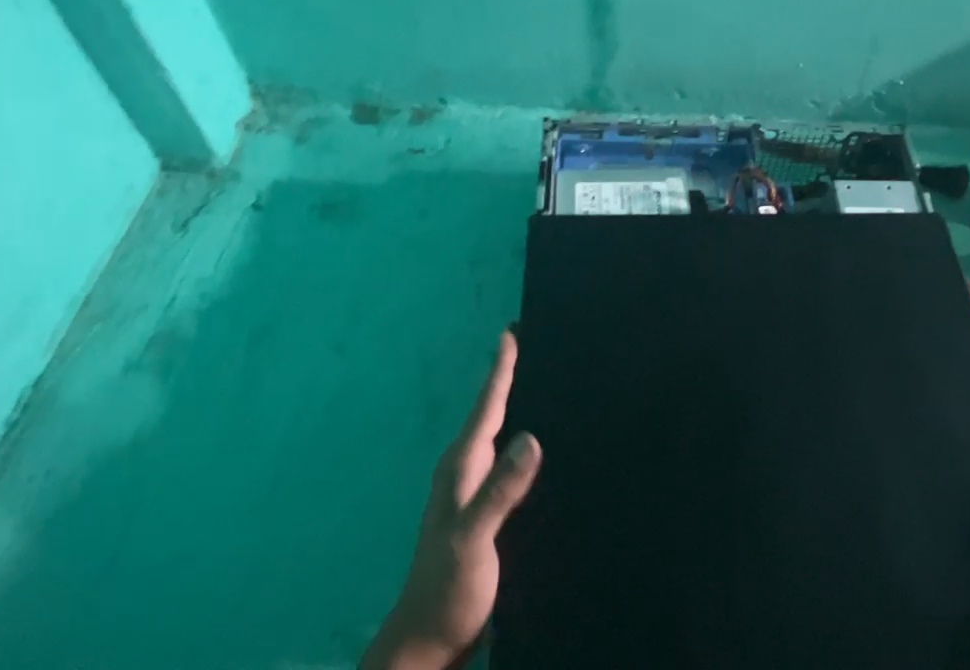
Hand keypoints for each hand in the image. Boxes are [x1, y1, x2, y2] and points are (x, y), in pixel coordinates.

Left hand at [363, 332, 542, 669]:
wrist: (429, 641)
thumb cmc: (447, 587)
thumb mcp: (473, 538)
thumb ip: (499, 492)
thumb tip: (531, 437)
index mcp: (461, 469)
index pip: (485, 408)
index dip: (500, 370)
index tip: (511, 332)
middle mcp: (465, 473)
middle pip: (491, 414)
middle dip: (509, 379)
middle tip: (533, 345)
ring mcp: (474, 494)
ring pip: (498, 438)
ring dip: (514, 409)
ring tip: (540, 383)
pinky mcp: (486, 515)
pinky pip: (506, 465)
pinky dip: (520, 446)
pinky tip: (540, 450)